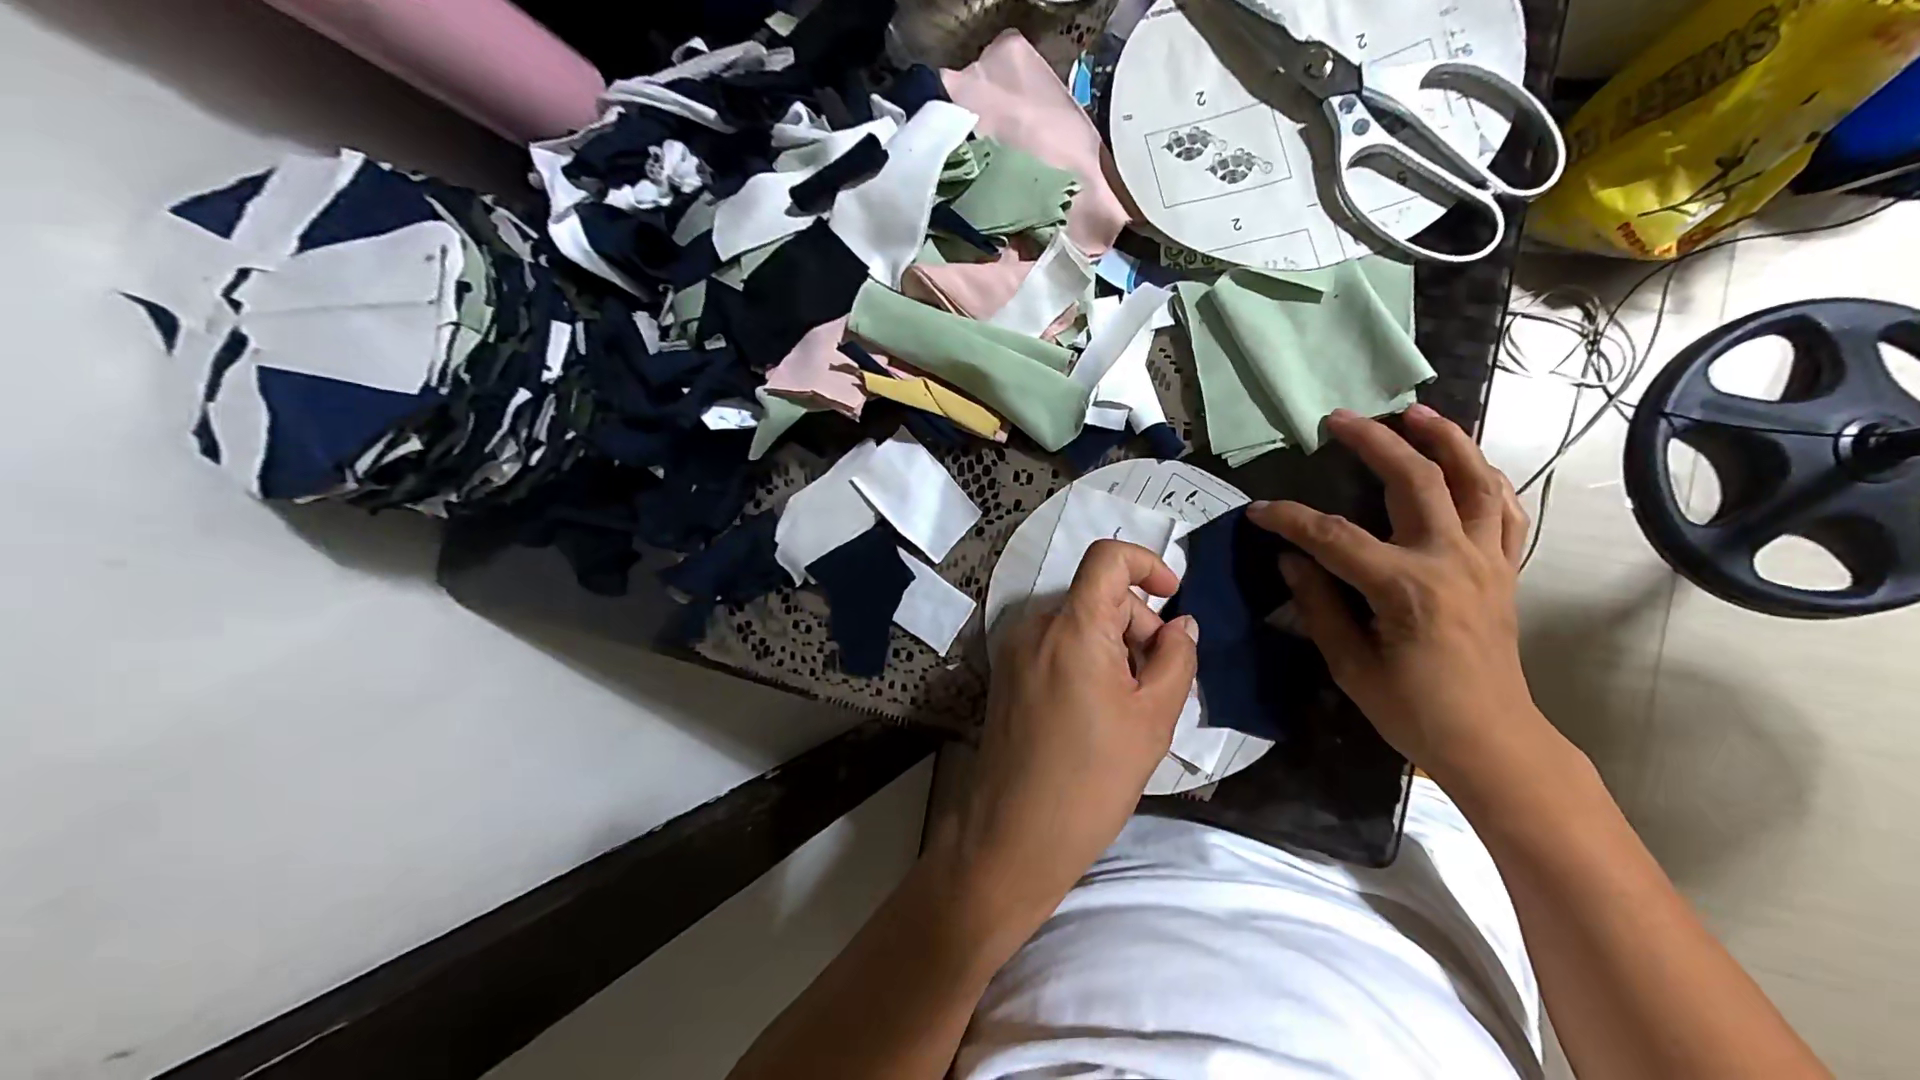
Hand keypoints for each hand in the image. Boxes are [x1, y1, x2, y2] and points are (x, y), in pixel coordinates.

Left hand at [939, 540, 1198, 925]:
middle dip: (1138, 626)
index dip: (1146, 563)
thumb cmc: (1092, 779)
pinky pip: (1057, 646)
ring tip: (1131, 708)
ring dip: (1115, 647)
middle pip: (1098, 597)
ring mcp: (1015, 650)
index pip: (1107, 557)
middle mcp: (1036, 626)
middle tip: (1158, 684)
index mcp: (1073, 627)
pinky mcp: (1007, 674)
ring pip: (1080, 623)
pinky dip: (1087, 660)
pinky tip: (1099, 712)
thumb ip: (1175, 658)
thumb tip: (1182, 625)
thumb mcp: (1153, 718)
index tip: (1172, 596)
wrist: (1014, 834)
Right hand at [1245, 406, 1538, 778]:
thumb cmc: (1413, 710)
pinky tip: (1467, 463)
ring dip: (1446, 441)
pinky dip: (1485, 479)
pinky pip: (1502, 511)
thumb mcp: (1349, 664)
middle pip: (1414, 481)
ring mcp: (1485, 561)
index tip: (1257, 509)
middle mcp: (1450, 561)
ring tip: (1418, 413)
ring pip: (1474, 482)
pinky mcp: (1503, 569)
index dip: (1290, 518)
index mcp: (1405, 588)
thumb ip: (1318, 605)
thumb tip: (1292, 559)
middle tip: (1341, 418)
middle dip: (1374, 442)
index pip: (1334, 536)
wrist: (1492, 739)